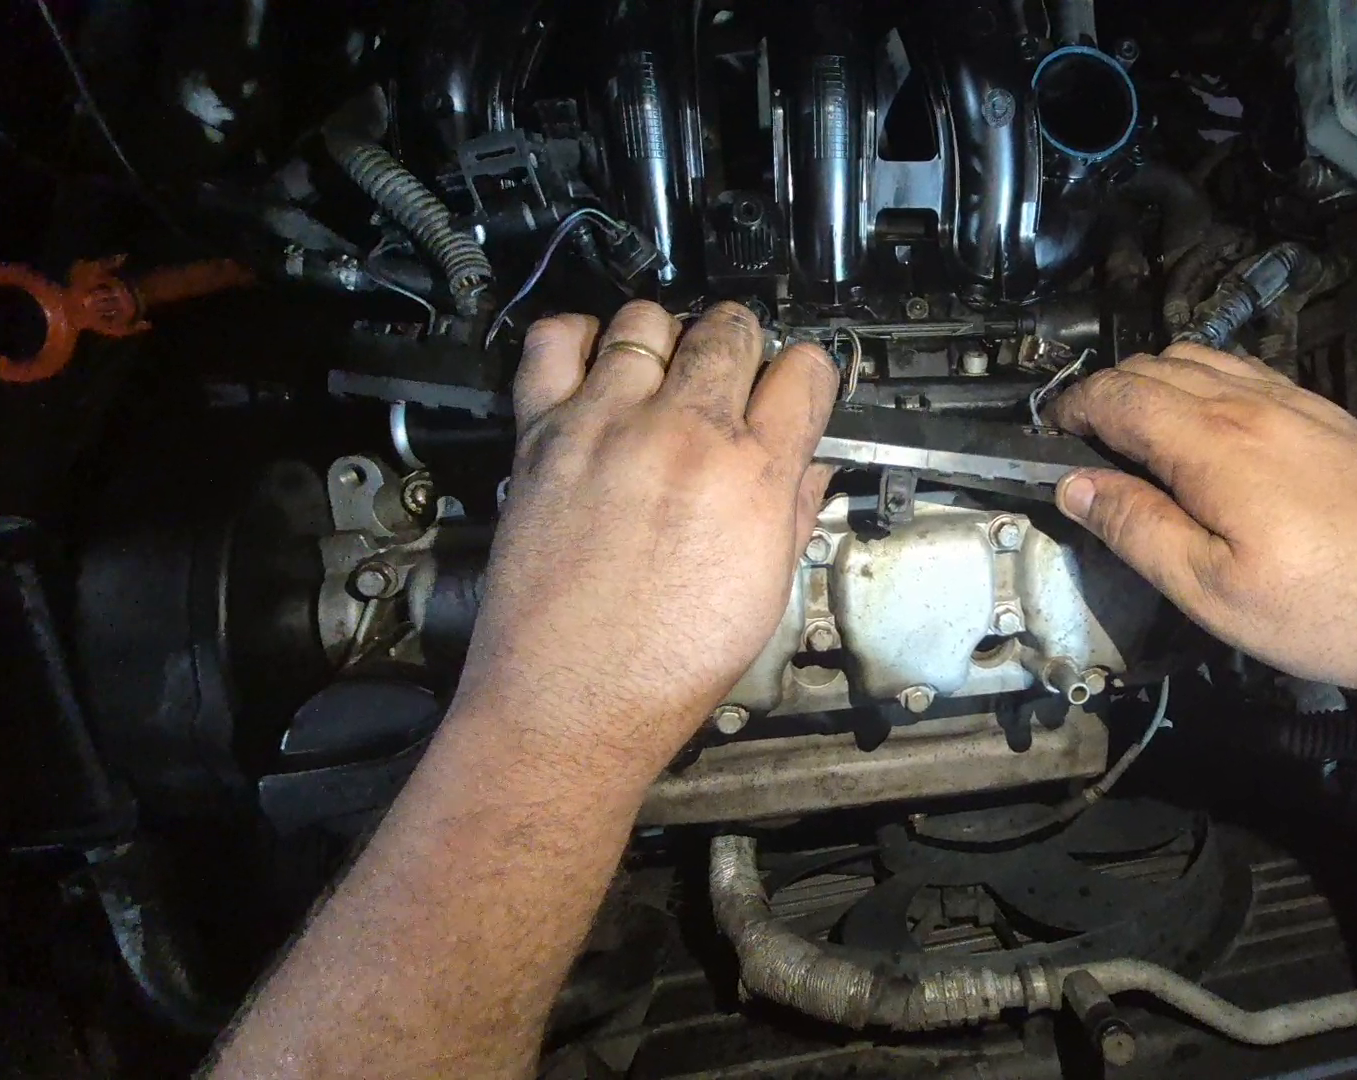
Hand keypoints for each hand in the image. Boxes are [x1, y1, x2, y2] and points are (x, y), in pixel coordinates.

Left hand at [458, 301, 836, 772]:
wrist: (576, 698)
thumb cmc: (672, 661)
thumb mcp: (768, 589)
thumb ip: (796, 511)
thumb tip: (811, 469)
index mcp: (756, 473)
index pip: (805, 371)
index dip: (809, 374)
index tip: (797, 384)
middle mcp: (687, 433)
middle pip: (732, 328)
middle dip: (746, 345)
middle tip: (736, 375)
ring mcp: (611, 424)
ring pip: (650, 319)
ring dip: (670, 339)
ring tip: (667, 373)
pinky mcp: (545, 434)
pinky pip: (557, 341)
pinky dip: (580, 338)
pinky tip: (598, 366)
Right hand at [1051, 343, 1356, 704]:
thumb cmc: (1326, 610)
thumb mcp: (1208, 587)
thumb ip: (1134, 527)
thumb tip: (1073, 484)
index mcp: (1215, 441)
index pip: (1121, 396)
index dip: (1073, 407)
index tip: (1047, 432)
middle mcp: (1256, 404)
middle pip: (1158, 366)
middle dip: (1105, 392)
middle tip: (1081, 438)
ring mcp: (1303, 405)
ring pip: (1205, 360)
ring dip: (1153, 382)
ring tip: (1132, 429)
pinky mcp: (1335, 421)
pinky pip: (1249, 374)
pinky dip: (1202, 383)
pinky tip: (1205, 426)